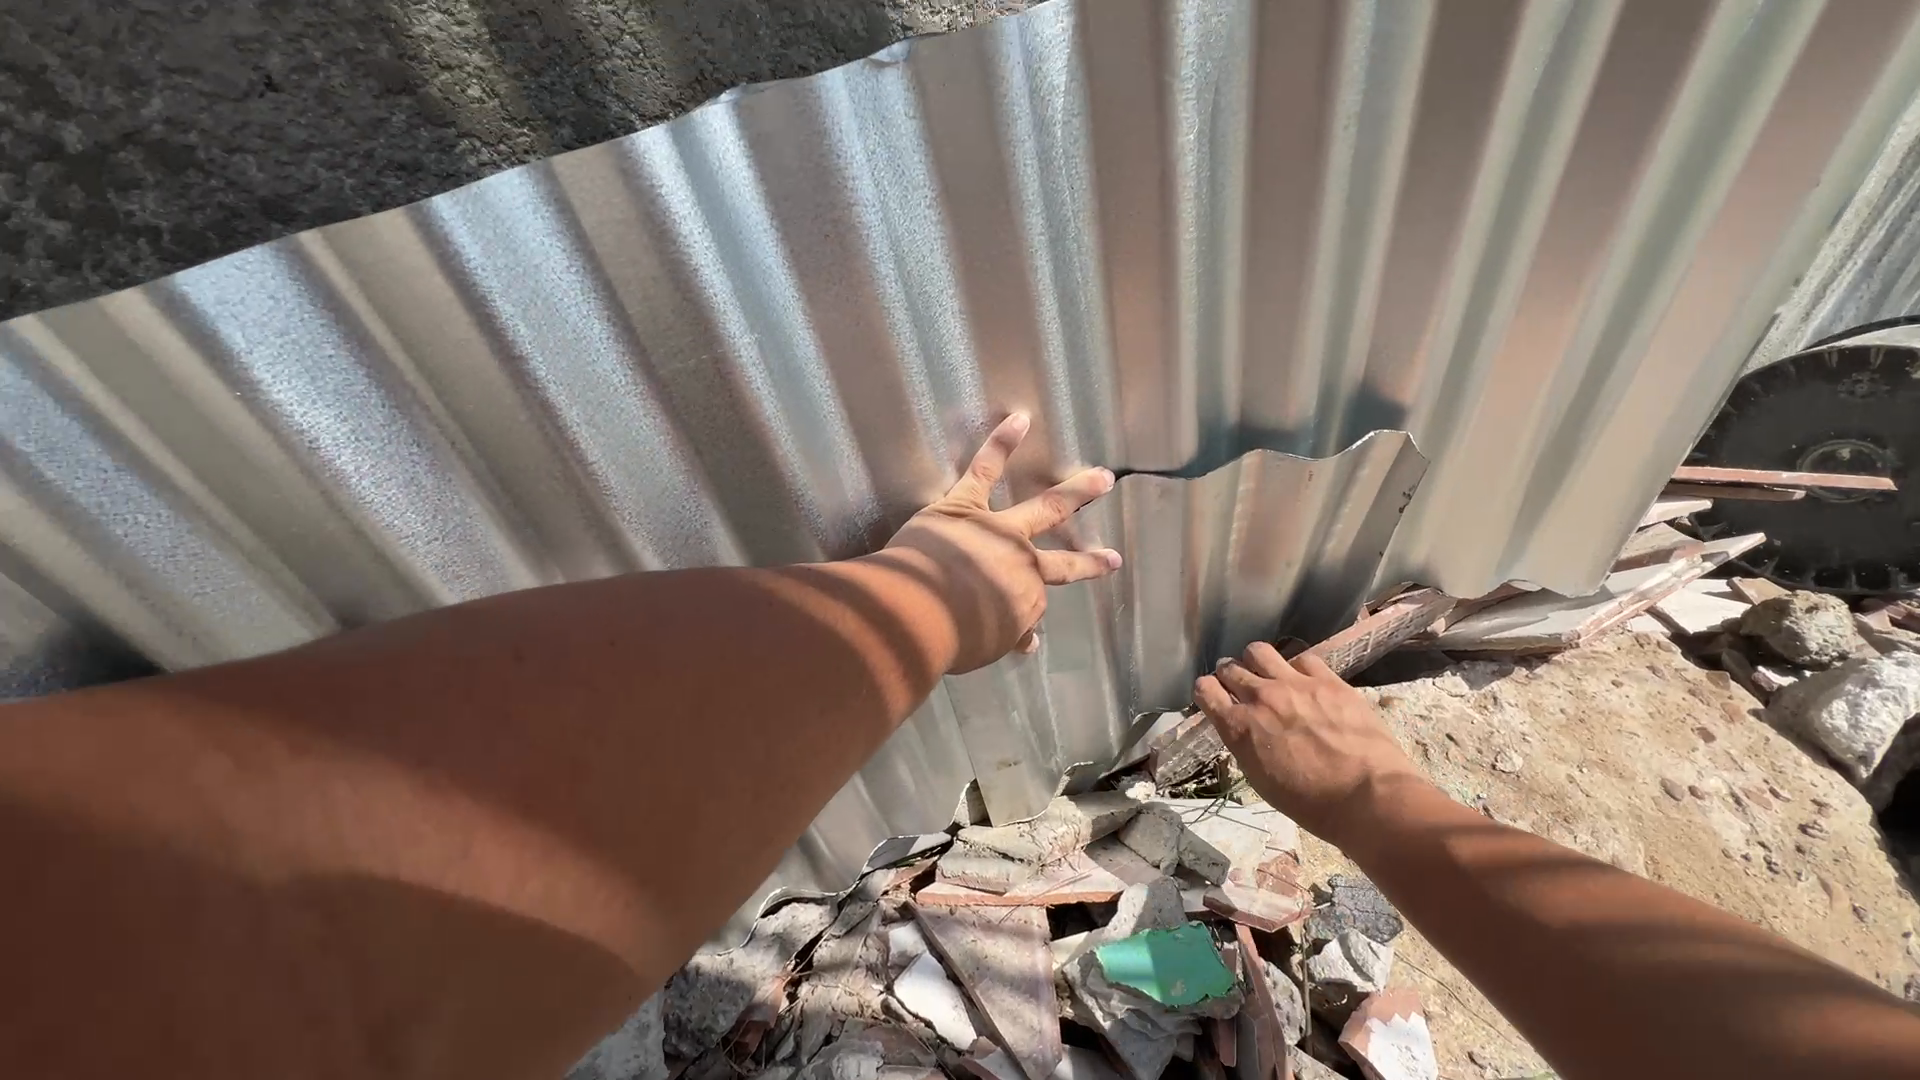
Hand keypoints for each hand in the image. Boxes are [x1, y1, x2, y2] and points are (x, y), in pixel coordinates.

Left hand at [883, 413, 1122, 672]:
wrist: (920, 611)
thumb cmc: (949, 639)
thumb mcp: (983, 647)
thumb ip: (1006, 637)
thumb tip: (1028, 645)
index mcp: (1025, 603)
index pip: (1034, 606)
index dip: (1028, 621)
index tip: (1027, 639)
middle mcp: (1022, 564)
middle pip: (1063, 561)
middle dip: (1089, 558)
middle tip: (1113, 556)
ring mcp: (998, 530)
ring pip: (1045, 507)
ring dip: (1076, 492)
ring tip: (1101, 477)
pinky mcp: (965, 505)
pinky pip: (985, 469)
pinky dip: (1001, 443)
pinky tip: (1019, 420)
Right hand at [1194, 643, 1429, 844]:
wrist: (1368, 798)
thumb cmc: (1311, 803)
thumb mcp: (1260, 777)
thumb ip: (1244, 742)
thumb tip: (1243, 727)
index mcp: (1238, 727)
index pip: (1205, 689)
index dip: (1208, 692)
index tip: (1216, 698)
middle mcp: (1260, 698)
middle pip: (1228, 667)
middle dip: (1230, 675)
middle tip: (1242, 687)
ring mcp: (1294, 684)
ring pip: (1258, 650)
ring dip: (1257, 662)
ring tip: (1269, 675)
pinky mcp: (1327, 680)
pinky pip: (1301, 658)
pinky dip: (1297, 667)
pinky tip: (1305, 681)